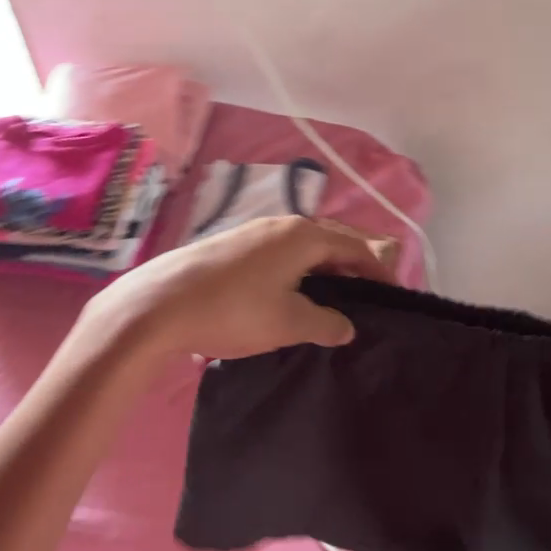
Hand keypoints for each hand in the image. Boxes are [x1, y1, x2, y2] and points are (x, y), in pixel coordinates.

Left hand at [87, 216, 398, 361]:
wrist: (157, 306)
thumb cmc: (234, 311)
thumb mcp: (289, 323)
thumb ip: (326, 322)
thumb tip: (347, 326)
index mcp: (303, 235)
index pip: (356, 246)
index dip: (378, 269)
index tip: (392, 294)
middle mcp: (281, 224)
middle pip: (330, 239)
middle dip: (353, 264)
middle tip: (367, 294)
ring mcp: (252, 232)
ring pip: (302, 246)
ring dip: (322, 268)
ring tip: (331, 298)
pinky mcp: (230, 246)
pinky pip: (279, 253)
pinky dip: (297, 270)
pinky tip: (289, 294)